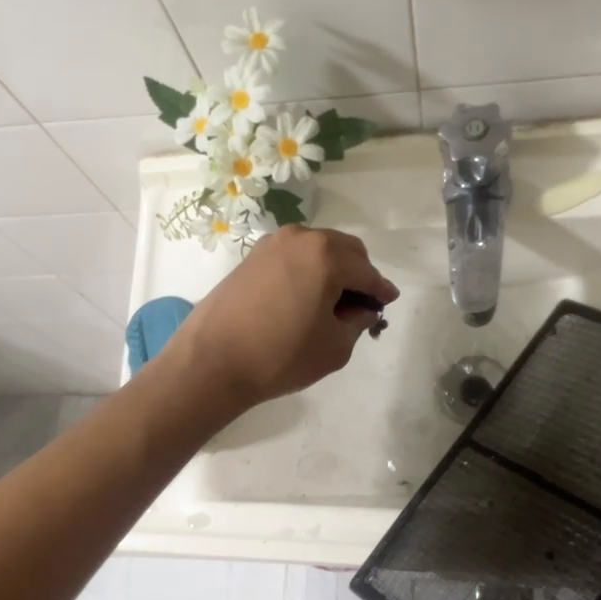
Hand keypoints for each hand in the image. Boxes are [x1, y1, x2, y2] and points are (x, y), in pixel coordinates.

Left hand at [161, 225, 398, 412]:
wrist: (212, 361)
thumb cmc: (280, 356)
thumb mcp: (334, 347)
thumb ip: (357, 322)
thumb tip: (363, 310)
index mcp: (327, 256)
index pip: (367, 272)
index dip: (381, 290)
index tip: (388, 302)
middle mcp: (301, 238)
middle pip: (344, 250)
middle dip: (358, 274)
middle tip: (361, 305)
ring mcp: (272, 244)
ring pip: (317, 249)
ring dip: (332, 269)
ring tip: (333, 303)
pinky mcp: (251, 257)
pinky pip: (292, 256)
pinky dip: (307, 270)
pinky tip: (305, 297)